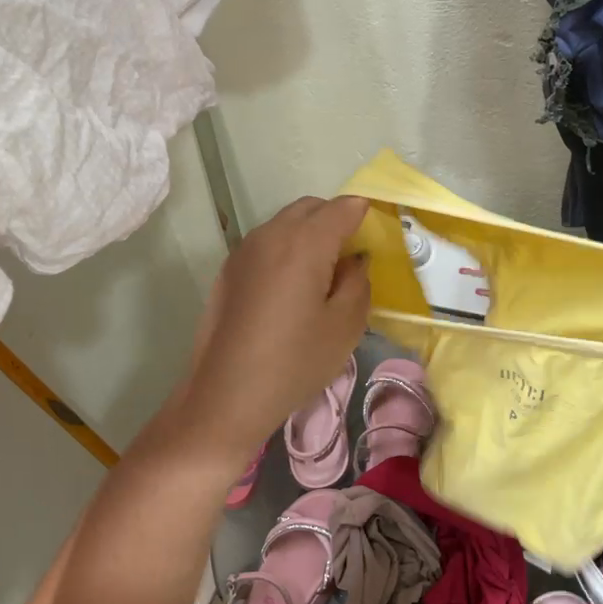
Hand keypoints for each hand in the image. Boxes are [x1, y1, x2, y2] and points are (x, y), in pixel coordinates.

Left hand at [168, 196, 370, 469]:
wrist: (226, 396)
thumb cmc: (294, 363)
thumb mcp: (345, 326)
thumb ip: (358, 281)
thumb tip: (354, 260)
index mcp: (304, 242)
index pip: (343, 207)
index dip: (365, 216)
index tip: (375, 240)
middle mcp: (271, 234)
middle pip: (310, 208)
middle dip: (335, 220)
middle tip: (351, 258)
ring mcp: (244, 250)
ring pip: (285, 223)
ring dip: (308, 234)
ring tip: (320, 276)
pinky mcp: (228, 270)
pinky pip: (266, 243)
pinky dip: (285, 250)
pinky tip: (290, 290)